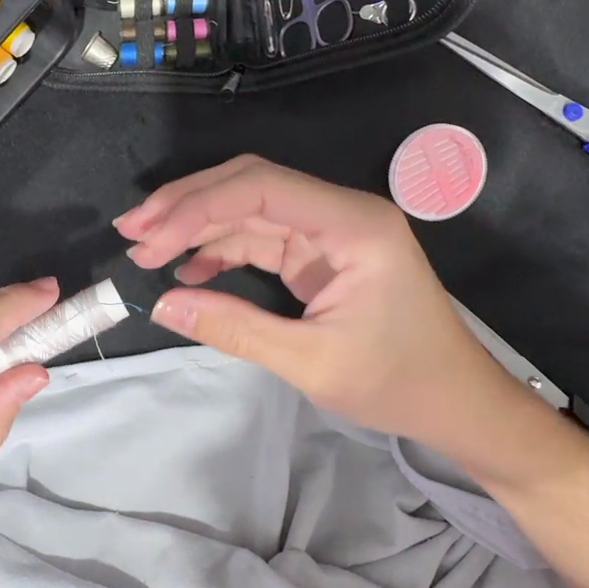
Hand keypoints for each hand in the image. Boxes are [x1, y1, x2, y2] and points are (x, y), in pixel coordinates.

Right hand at [114, 155, 526, 447]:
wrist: (456, 402)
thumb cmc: (398, 382)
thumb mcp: (311, 362)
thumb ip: (234, 328)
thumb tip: (162, 306)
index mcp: (352, 225)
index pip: (261, 190)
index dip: (197, 208)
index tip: (149, 242)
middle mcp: (339, 212)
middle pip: (250, 185)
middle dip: (187, 205)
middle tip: (132, 232)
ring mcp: (329, 230)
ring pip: (249, 208)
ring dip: (196, 225)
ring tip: (145, 250)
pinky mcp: (319, 253)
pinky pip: (259, 238)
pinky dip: (219, 249)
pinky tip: (187, 269)